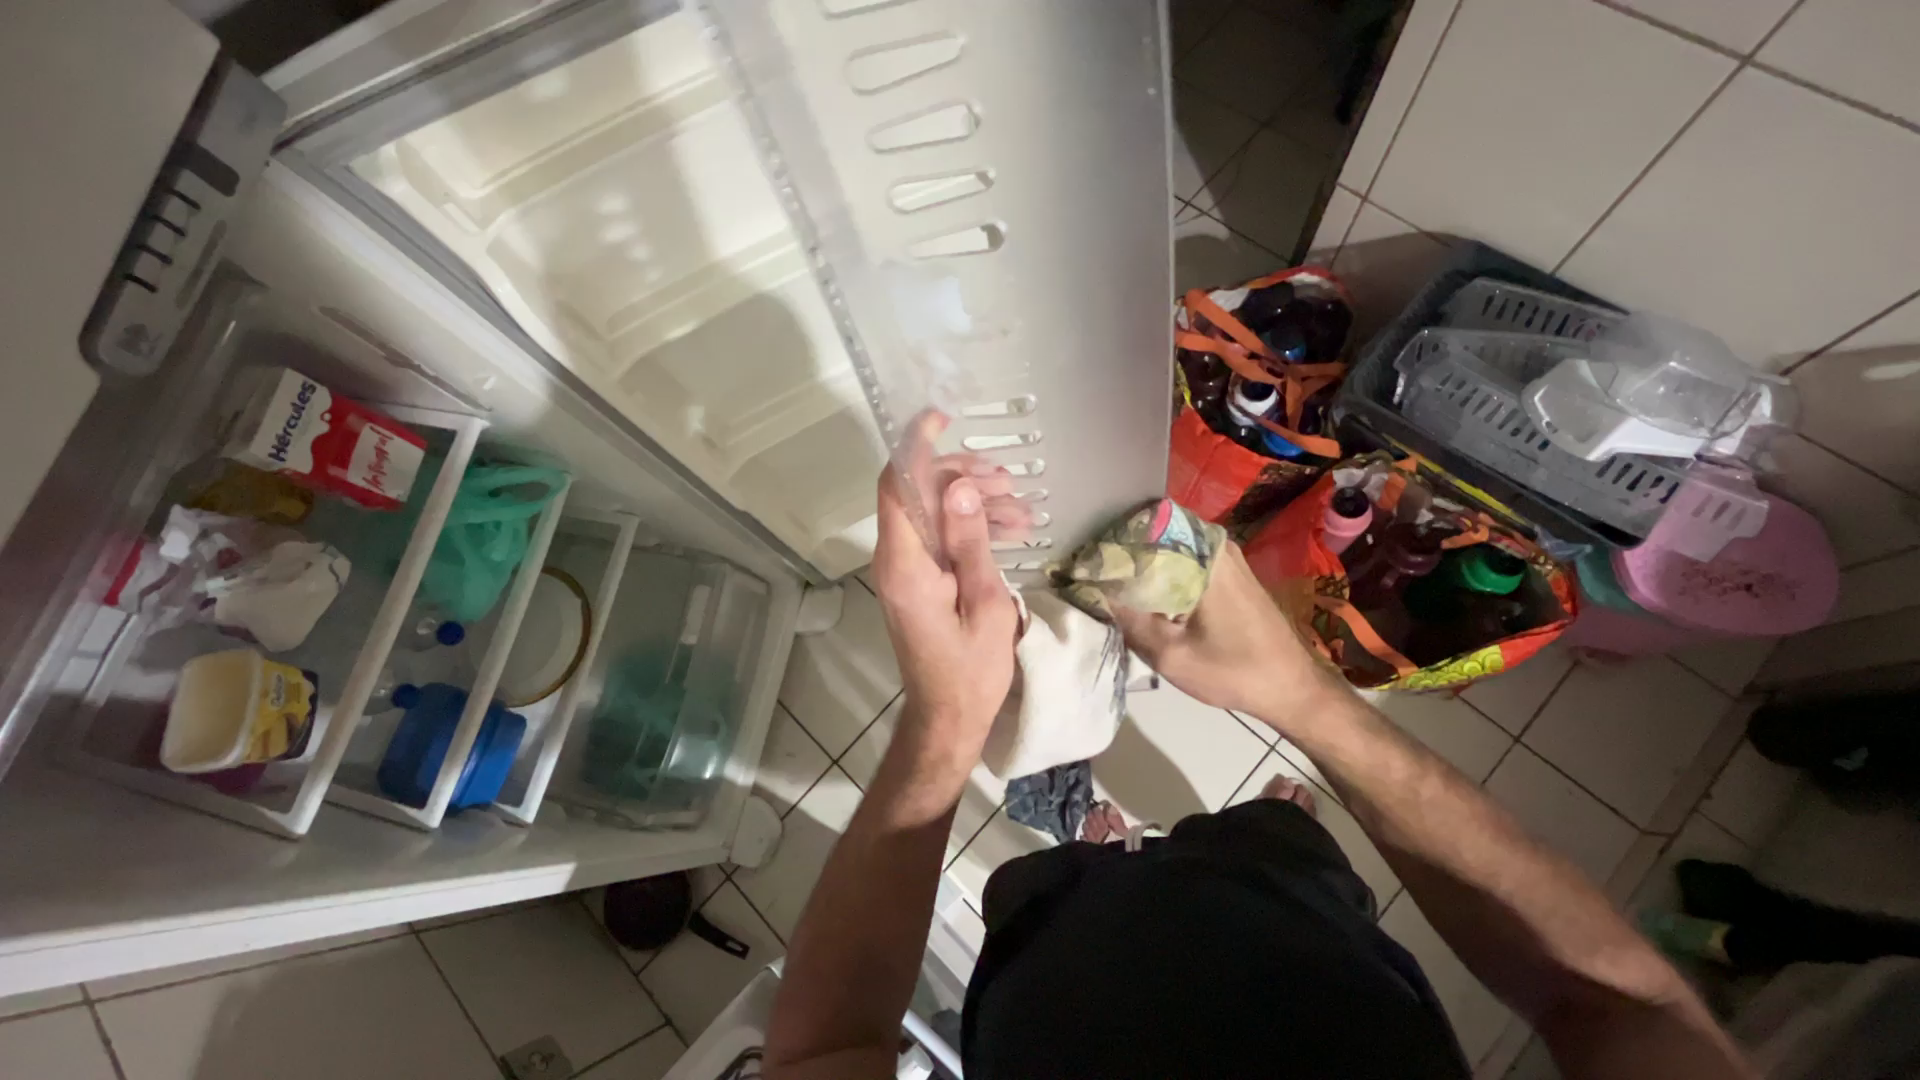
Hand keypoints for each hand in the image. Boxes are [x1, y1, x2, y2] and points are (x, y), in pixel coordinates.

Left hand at [867, 457, 1019, 769]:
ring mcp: (904, 571)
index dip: (915, 444)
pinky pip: (938, 539)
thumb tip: (960, 487)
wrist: (948, 716)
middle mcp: (895, 560)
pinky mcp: (917, 581)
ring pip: (933, 513)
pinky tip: (1011, 530)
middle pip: (918, 493)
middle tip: (1006, 482)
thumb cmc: (971, 669)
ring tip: (1020, 508)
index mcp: (905, 563)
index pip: (897, 484)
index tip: (942, 417)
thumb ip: (969, 542)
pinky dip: (969, 529)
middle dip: (961, 476)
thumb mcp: (984, 602)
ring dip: (973, 503)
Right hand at [1110, 542, 1334, 724]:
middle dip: (1122, 551)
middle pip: (1155, 532)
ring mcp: (1225, 556)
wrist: (1292, 689)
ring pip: (1169, 546)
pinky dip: (1161, 573)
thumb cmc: (1234, 671)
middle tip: (1091, 574)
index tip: (1084, 562)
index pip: (1144, 526)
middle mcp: (1216, 545)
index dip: (1110, 542)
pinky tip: (1142, 595)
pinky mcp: (1229, 572)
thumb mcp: (1170, 656)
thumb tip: (1093, 594)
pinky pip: (1185, 559)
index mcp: (1204, 554)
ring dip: (1141, 563)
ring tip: (1109, 584)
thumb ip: (1129, 621)